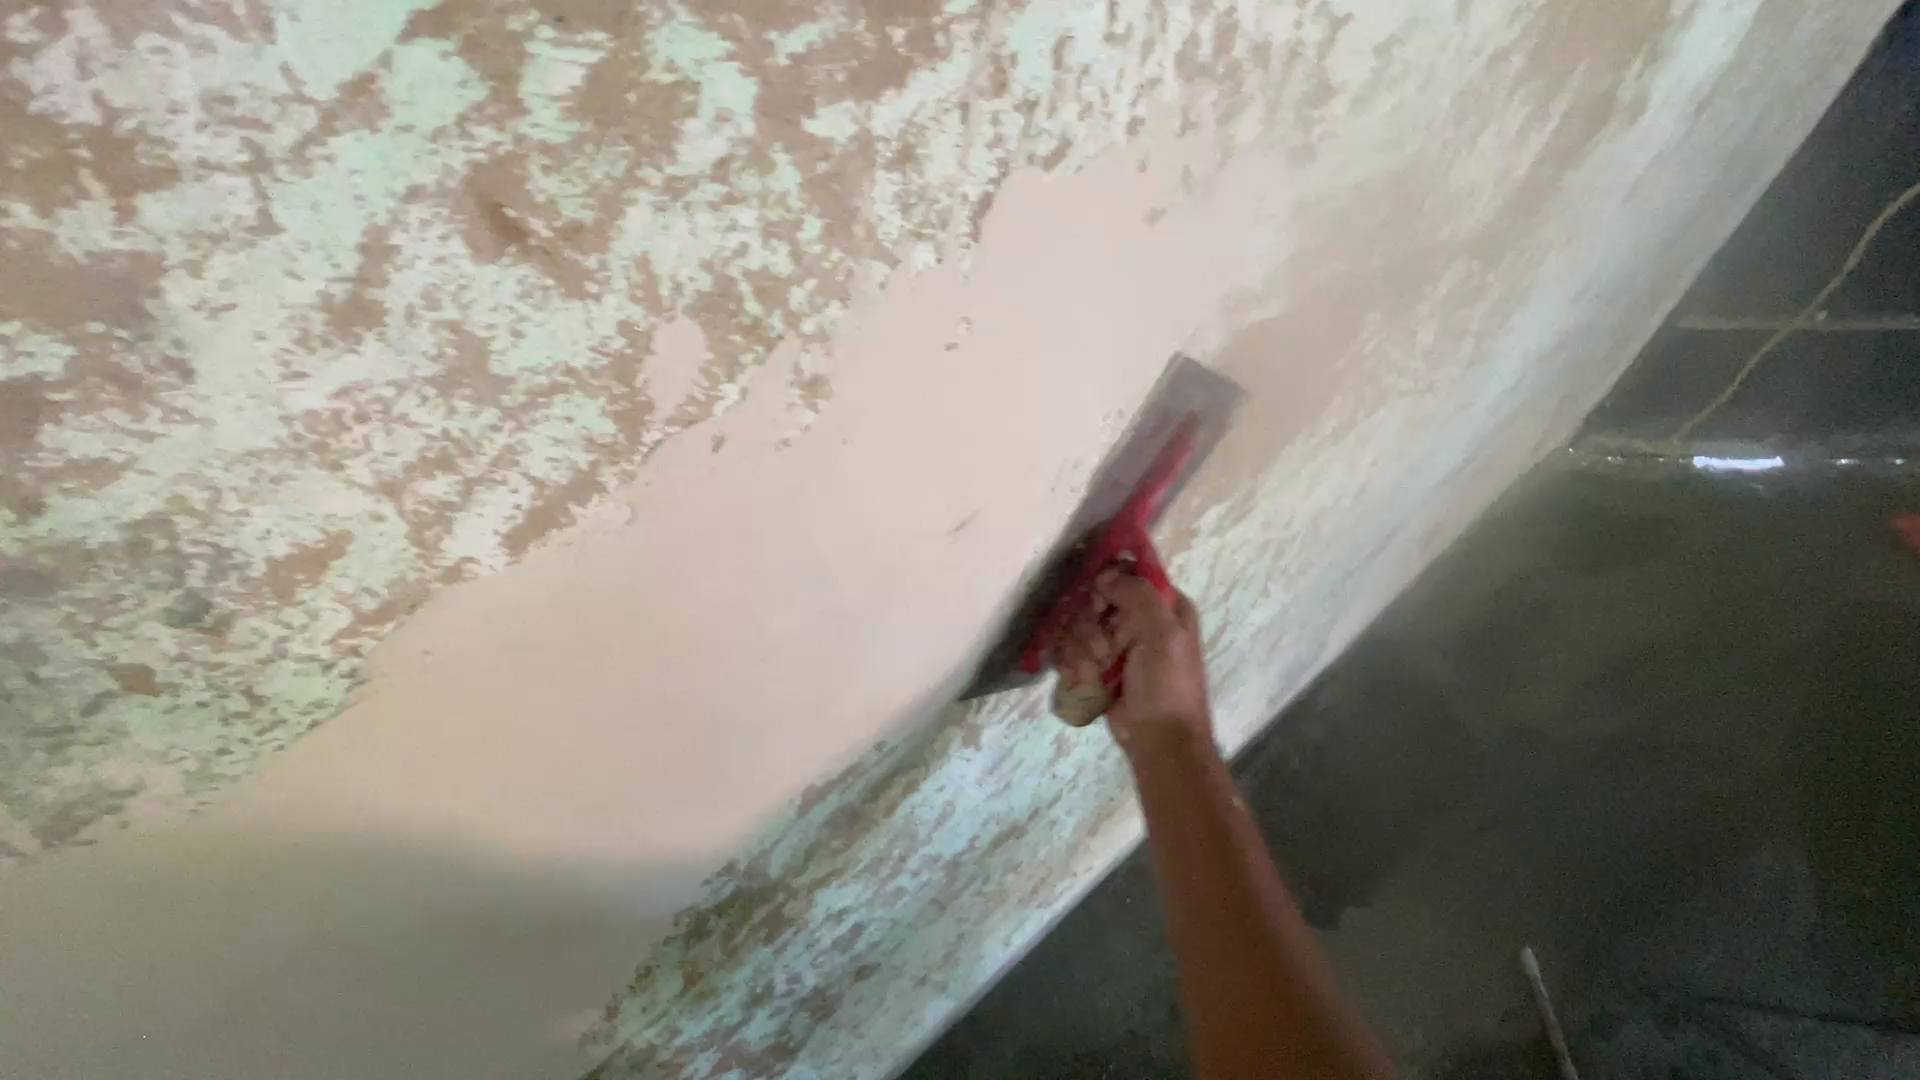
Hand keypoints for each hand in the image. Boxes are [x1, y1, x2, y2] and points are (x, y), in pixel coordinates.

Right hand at [1051, 569, 1212, 748]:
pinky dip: (1071, 664)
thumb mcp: (1163, 635)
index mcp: (1165, 607)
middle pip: (1095, 601)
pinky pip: (1071, 650)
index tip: (1099, 605)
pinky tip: (1080, 680)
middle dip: (1090, 628)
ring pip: (1079, 626)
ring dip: (1079, 650)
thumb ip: (1138, 596)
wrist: (1158, 741)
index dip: (1108, 586)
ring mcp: (1117, 644)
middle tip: (1101, 651)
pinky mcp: (1098, 666)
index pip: (1128, 576)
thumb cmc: (1167, 686)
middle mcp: (1139, 620)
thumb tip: (1105, 575)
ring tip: (1093, 673)